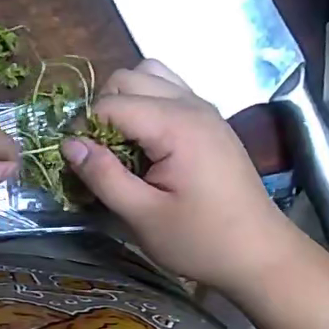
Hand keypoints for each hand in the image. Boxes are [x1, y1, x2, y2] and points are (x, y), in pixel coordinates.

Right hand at [62, 60, 309, 295]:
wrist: (259, 253)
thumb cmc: (201, 241)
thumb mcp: (143, 217)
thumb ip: (104, 176)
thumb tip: (69, 144)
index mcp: (176, 125)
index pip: (111, 103)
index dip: (86, 130)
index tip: (82, 165)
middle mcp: (191, 104)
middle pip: (128, 77)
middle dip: (103, 111)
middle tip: (101, 156)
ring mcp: (205, 109)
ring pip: (150, 75)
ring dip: (126, 103)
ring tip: (123, 146)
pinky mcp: (211, 121)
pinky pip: (170, 92)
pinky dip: (149, 106)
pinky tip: (147, 147)